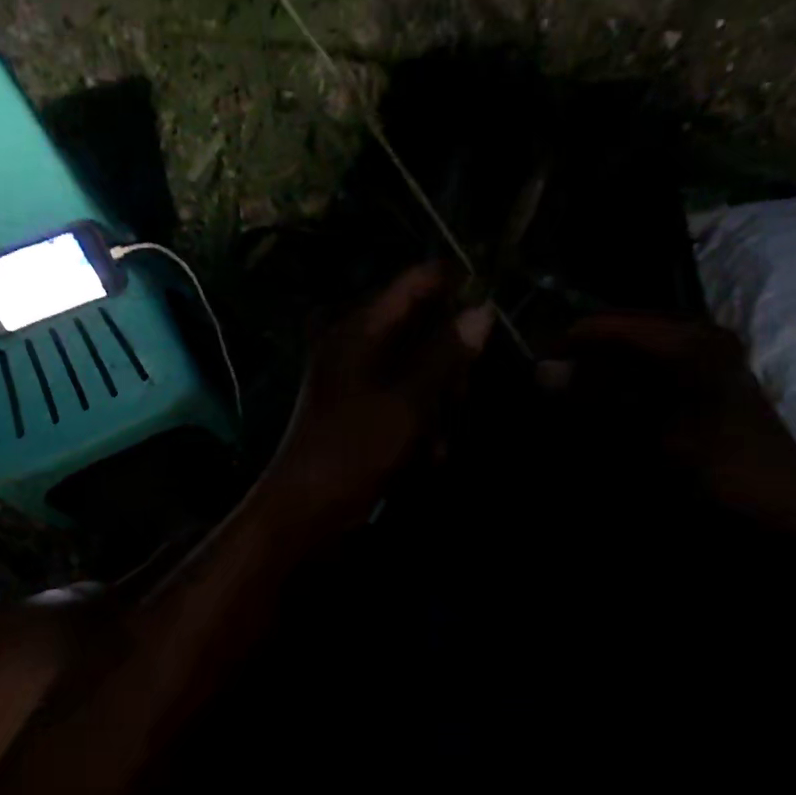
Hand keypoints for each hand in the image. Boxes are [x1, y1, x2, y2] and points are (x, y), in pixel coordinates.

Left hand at [266, 264, 492, 518]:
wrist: (305, 509)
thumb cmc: (351, 451)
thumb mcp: (406, 403)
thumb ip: (444, 356)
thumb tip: (482, 311)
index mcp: (359, 332)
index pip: (412, 285)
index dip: (452, 286)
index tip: (491, 302)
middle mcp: (356, 348)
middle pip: (418, 329)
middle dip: (449, 359)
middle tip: (463, 391)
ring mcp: (356, 382)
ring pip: (416, 370)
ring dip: (438, 399)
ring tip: (445, 432)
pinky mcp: (360, 414)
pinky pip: (402, 402)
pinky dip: (420, 423)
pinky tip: (431, 454)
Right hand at [542, 313, 795, 529]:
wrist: (785, 516)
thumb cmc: (719, 471)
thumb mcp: (651, 434)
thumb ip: (598, 396)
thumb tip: (542, 370)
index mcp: (690, 342)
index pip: (611, 324)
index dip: (569, 344)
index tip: (533, 373)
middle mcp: (700, 342)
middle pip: (623, 337)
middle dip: (584, 361)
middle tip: (549, 391)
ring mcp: (708, 366)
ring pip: (636, 359)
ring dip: (603, 380)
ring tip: (572, 406)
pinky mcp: (708, 393)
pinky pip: (653, 380)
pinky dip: (625, 395)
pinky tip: (609, 417)